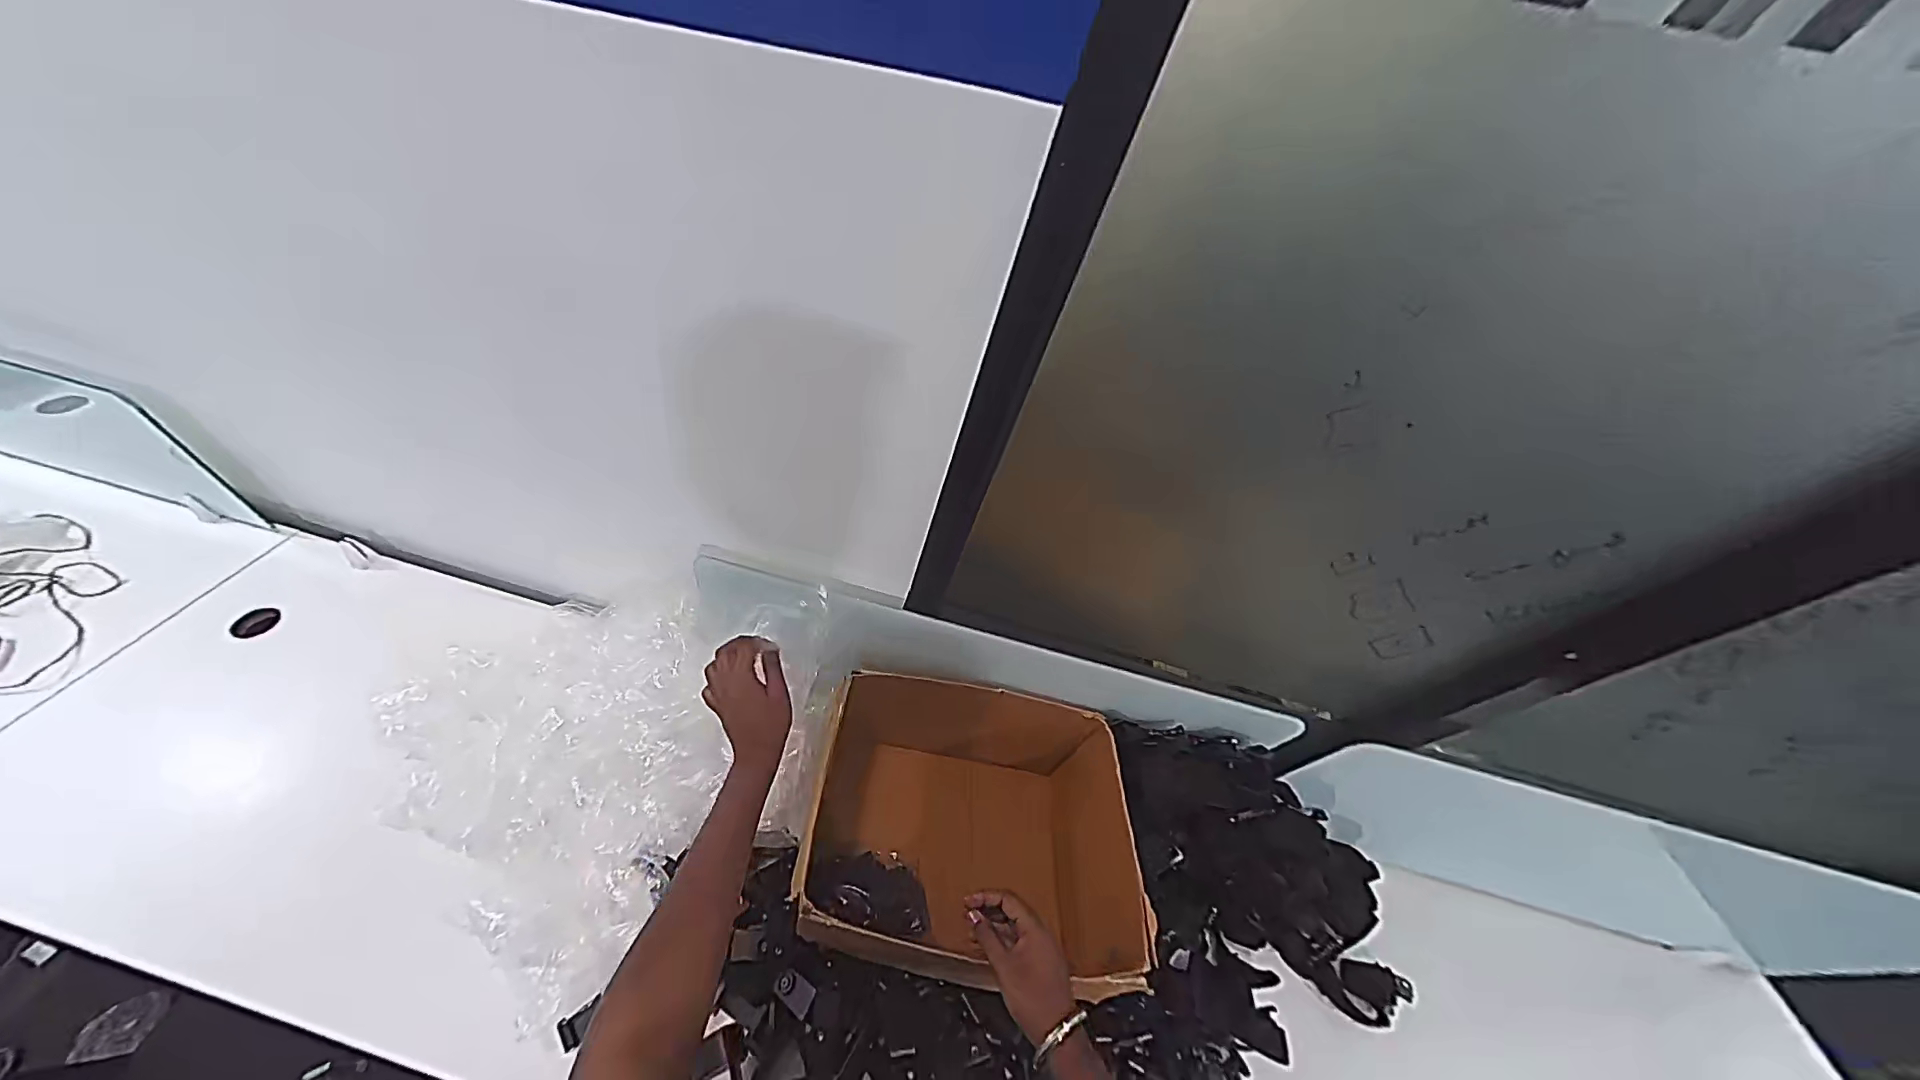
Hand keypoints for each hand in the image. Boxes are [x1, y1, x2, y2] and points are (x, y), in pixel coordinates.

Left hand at [701, 636, 790, 777]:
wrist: (756, 752)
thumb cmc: (771, 726)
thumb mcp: (779, 693)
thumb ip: (772, 668)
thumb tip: (769, 650)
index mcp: (741, 677)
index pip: (744, 648)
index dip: (757, 643)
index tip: (769, 646)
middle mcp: (725, 683)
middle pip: (725, 651)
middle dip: (740, 643)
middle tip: (757, 645)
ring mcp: (717, 693)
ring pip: (714, 664)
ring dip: (727, 655)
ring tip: (743, 655)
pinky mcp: (716, 704)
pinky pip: (710, 682)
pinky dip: (718, 673)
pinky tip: (730, 676)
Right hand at [966, 891, 1076, 1044]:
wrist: (1056, 1028)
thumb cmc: (1032, 998)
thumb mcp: (1003, 965)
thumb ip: (987, 937)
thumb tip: (974, 916)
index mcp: (1034, 927)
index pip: (1008, 899)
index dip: (985, 897)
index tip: (968, 902)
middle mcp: (1040, 931)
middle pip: (1012, 910)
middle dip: (988, 910)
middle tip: (967, 914)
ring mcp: (1041, 945)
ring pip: (1014, 925)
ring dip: (993, 925)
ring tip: (973, 931)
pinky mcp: (1040, 958)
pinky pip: (1018, 939)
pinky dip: (1002, 939)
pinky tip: (987, 945)